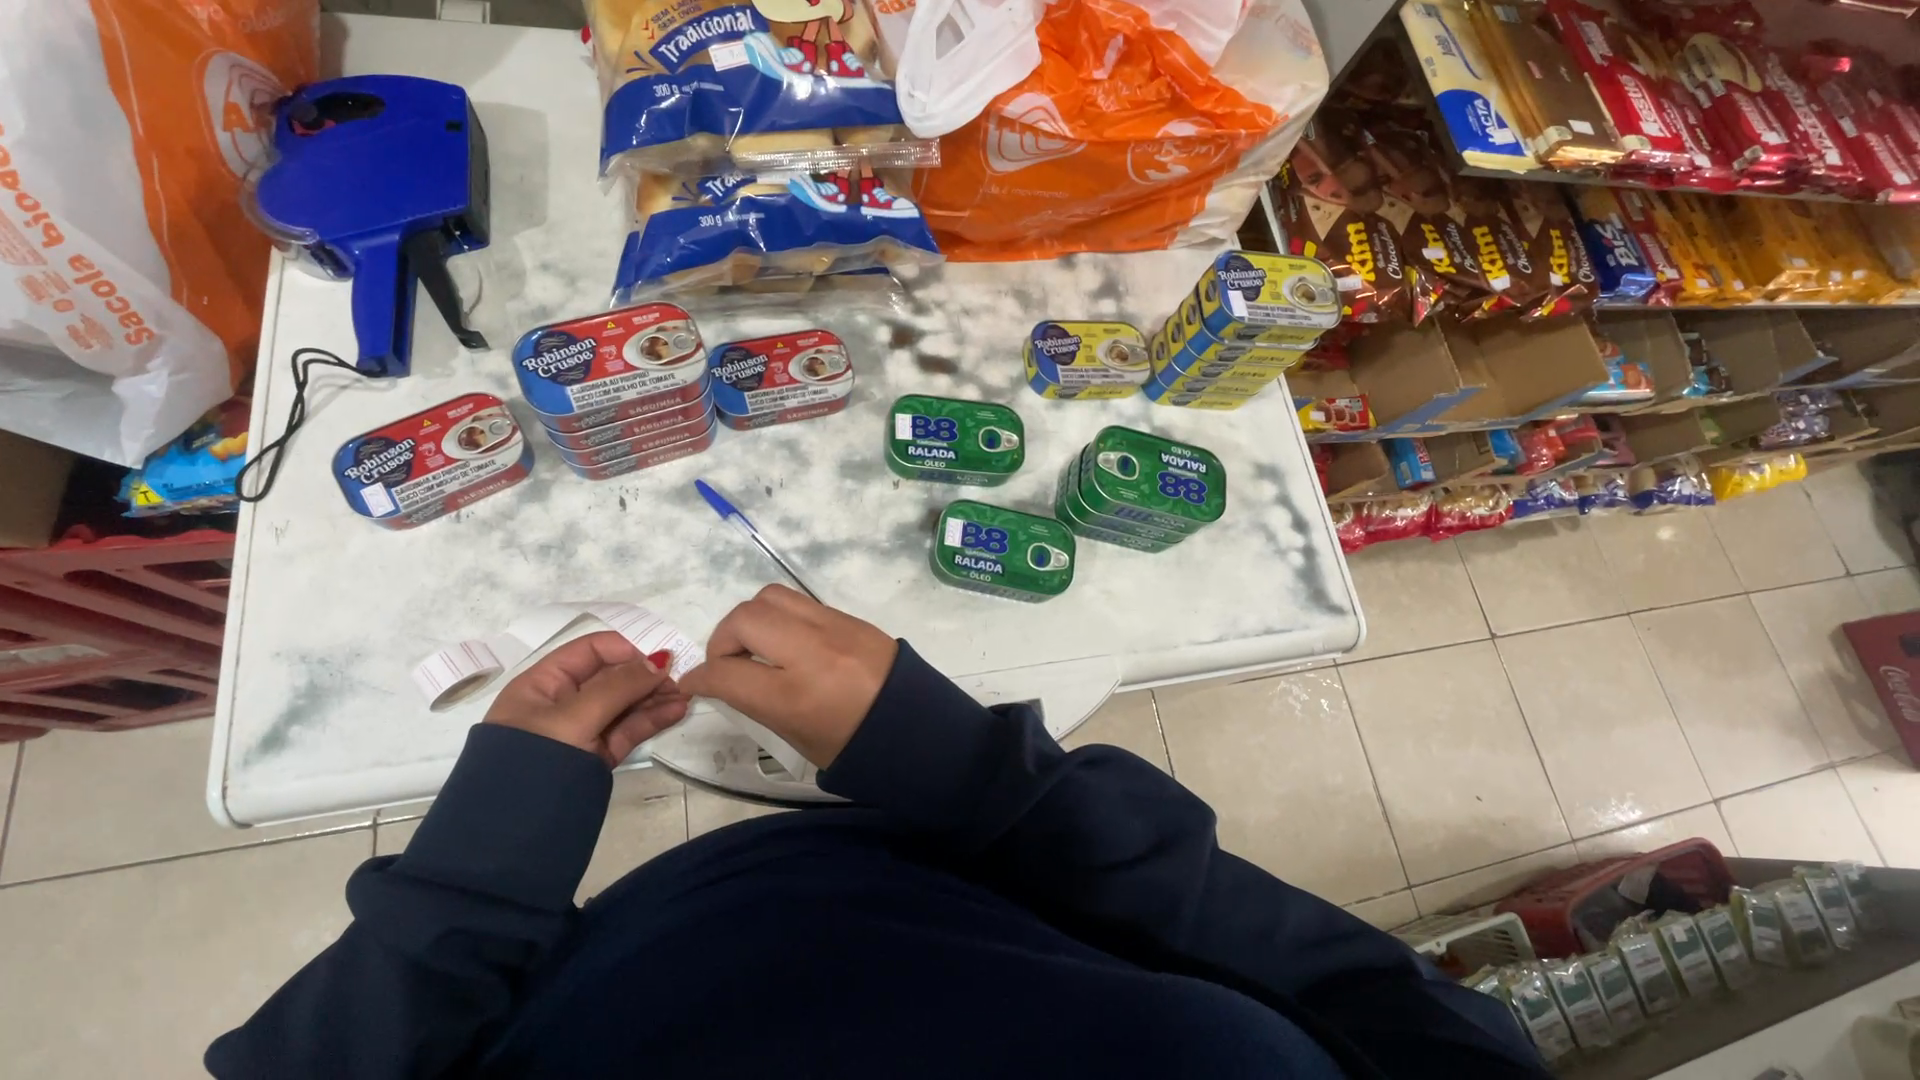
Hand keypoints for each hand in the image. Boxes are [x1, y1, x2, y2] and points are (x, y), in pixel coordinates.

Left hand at [483, 631, 689, 767]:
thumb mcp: (573, 718)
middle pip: (612, 677)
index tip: (660, 657)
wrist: (513, 834)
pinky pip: (628, 730)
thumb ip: (619, 687)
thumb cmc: (534, 759)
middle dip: (646, 674)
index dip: (626, 648)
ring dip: (655, 697)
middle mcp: (562, 703)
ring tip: (686, 695)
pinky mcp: (597, 756)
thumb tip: (661, 660)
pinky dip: (652, 719)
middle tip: (680, 677)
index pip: (589, 651)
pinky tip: (676, 712)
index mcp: (542, 684)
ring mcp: (581, 731)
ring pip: (624, 704)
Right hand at [678, 585, 896, 768]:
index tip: (693, 683)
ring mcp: (832, 627)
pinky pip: (800, 602)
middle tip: (727, 664)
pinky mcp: (848, 617)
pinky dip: (780, 616)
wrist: (916, 726)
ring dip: (751, 619)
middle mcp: (811, 652)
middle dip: (723, 640)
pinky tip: (783, 641)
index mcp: (796, 695)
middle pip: (744, 620)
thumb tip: (727, 679)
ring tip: (755, 646)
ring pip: (770, 597)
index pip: (727, 673)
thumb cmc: (853, 746)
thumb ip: (757, 703)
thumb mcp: (797, 736)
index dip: (700, 678)